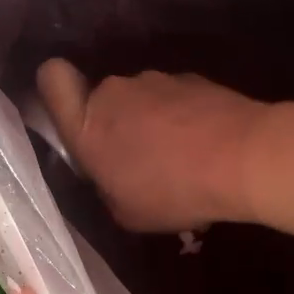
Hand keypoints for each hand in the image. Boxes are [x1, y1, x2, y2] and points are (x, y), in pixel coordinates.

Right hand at [36, 59, 268, 232]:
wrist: (241, 158)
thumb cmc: (172, 192)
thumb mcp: (127, 214)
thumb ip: (108, 189)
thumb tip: (112, 176)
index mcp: (88, 126)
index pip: (52, 80)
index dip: (54, 89)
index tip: (70, 115)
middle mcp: (115, 92)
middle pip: (103, 102)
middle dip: (114, 127)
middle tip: (137, 165)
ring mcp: (156, 81)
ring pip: (140, 102)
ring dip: (151, 126)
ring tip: (178, 164)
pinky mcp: (193, 79)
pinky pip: (174, 103)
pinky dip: (182, 122)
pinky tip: (202, 152)